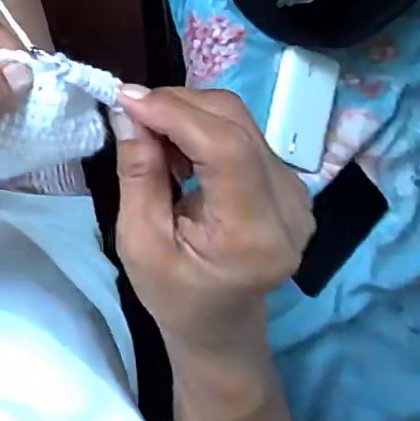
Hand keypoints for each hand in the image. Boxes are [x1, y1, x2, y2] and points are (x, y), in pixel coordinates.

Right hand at [112, 87, 313, 353]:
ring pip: (237, 117)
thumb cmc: (172, 291)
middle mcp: (289, 206)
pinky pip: (239, 129)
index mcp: (254, 234)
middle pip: (234, 123)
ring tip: (146, 128)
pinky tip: (172, 141)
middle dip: (175, 103)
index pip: (226, 150)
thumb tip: (127, 113)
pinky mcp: (285, 180)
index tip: (125, 98)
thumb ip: (138, 175)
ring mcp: (294, 191)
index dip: (175, 113)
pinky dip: (197, 121)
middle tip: (127, 109)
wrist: (219, 322)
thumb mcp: (138, 240)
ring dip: (184, 109)